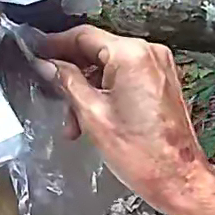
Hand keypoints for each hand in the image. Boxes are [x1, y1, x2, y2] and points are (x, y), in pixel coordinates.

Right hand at [36, 25, 214, 214]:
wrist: (178, 178)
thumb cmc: (143, 154)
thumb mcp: (92, 115)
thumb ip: (67, 83)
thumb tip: (48, 66)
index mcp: (131, 55)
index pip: (83, 36)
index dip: (54, 44)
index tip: (37, 52)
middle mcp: (149, 54)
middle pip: (96, 50)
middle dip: (71, 73)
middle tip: (51, 92)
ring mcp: (158, 67)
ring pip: (109, 66)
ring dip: (87, 88)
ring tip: (73, 120)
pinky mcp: (161, 82)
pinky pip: (125, 76)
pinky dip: (105, 92)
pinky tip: (92, 117)